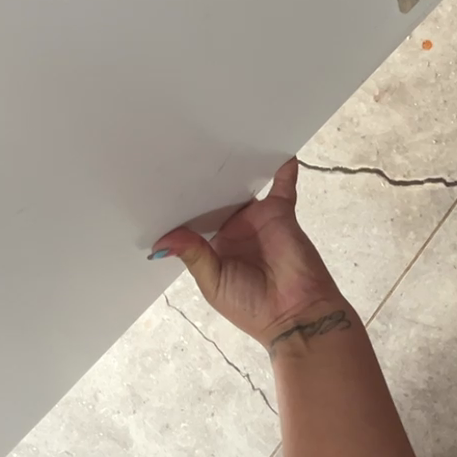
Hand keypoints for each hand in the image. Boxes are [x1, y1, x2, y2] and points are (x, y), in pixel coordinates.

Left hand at [150, 159, 349, 347]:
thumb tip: (160, 242)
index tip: (159, 183)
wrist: (296, 315)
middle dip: (202, 180)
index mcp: (215, 249)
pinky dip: (281, 168)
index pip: (194, 220)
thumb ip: (192, 256)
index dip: (179, 204)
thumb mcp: (213, 283)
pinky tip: (272, 146)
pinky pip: (281, 185)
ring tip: (215, 141)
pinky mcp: (280, 212)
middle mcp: (235, 231)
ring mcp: (258, 220)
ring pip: (242, 188)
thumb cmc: (252, 306)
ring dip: (233, 169)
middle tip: (181, 152)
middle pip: (216, 198)